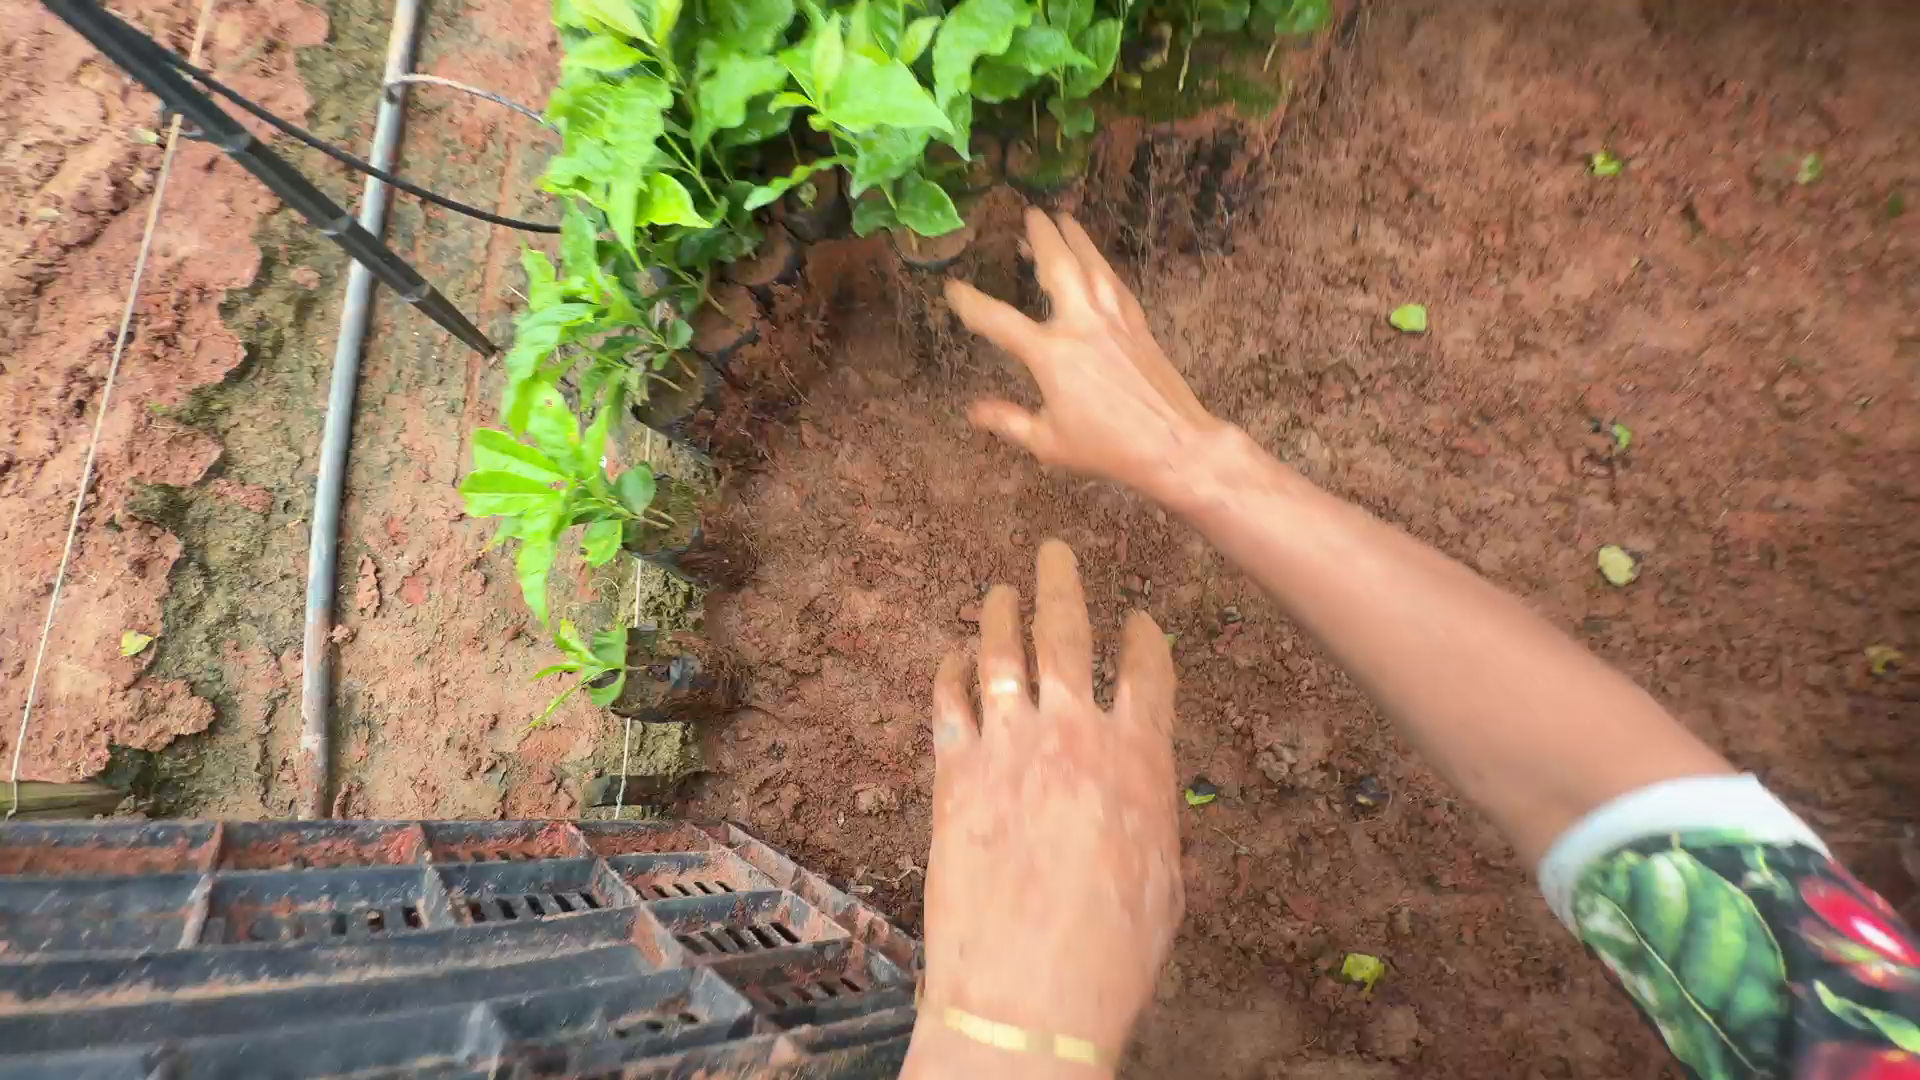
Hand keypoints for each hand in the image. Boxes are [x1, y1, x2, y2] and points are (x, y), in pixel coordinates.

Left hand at [903, 541, 1182, 1078]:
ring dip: (998, 614)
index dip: (1144, 637)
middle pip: (1066, 635)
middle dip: (1061, 584)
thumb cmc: (1113, 951)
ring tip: (998, 590)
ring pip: (1000, 654)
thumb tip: (1137, 778)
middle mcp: (1072, 734)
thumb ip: (1148, 807)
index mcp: (1137, 758)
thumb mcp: (1162, 878)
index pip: (1148, 671)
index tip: (1138, 617)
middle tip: (1053, 550)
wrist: (1028, 995)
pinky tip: (949, 655)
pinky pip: (948, 701)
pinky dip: (947, 671)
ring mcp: (1008, 746)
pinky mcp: (955, 770)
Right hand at [946, 208, 1223, 503]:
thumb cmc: (1106, 448)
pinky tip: (1097, 263)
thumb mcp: (1048, 442)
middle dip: (1041, 237)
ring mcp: (1113, 320)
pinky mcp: (1138, 325)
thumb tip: (973, 412)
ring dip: (1075, 238)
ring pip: (1091, 265)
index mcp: (1051, 355)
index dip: (971, 304)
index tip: (953, 288)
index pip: (999, 322)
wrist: (1172, 443)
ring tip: (1064, 219)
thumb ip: (1008, 421)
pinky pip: (1115, 284)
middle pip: (1057, 267)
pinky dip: (1102, 265)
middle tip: (1030, 214)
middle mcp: (1081, 325)